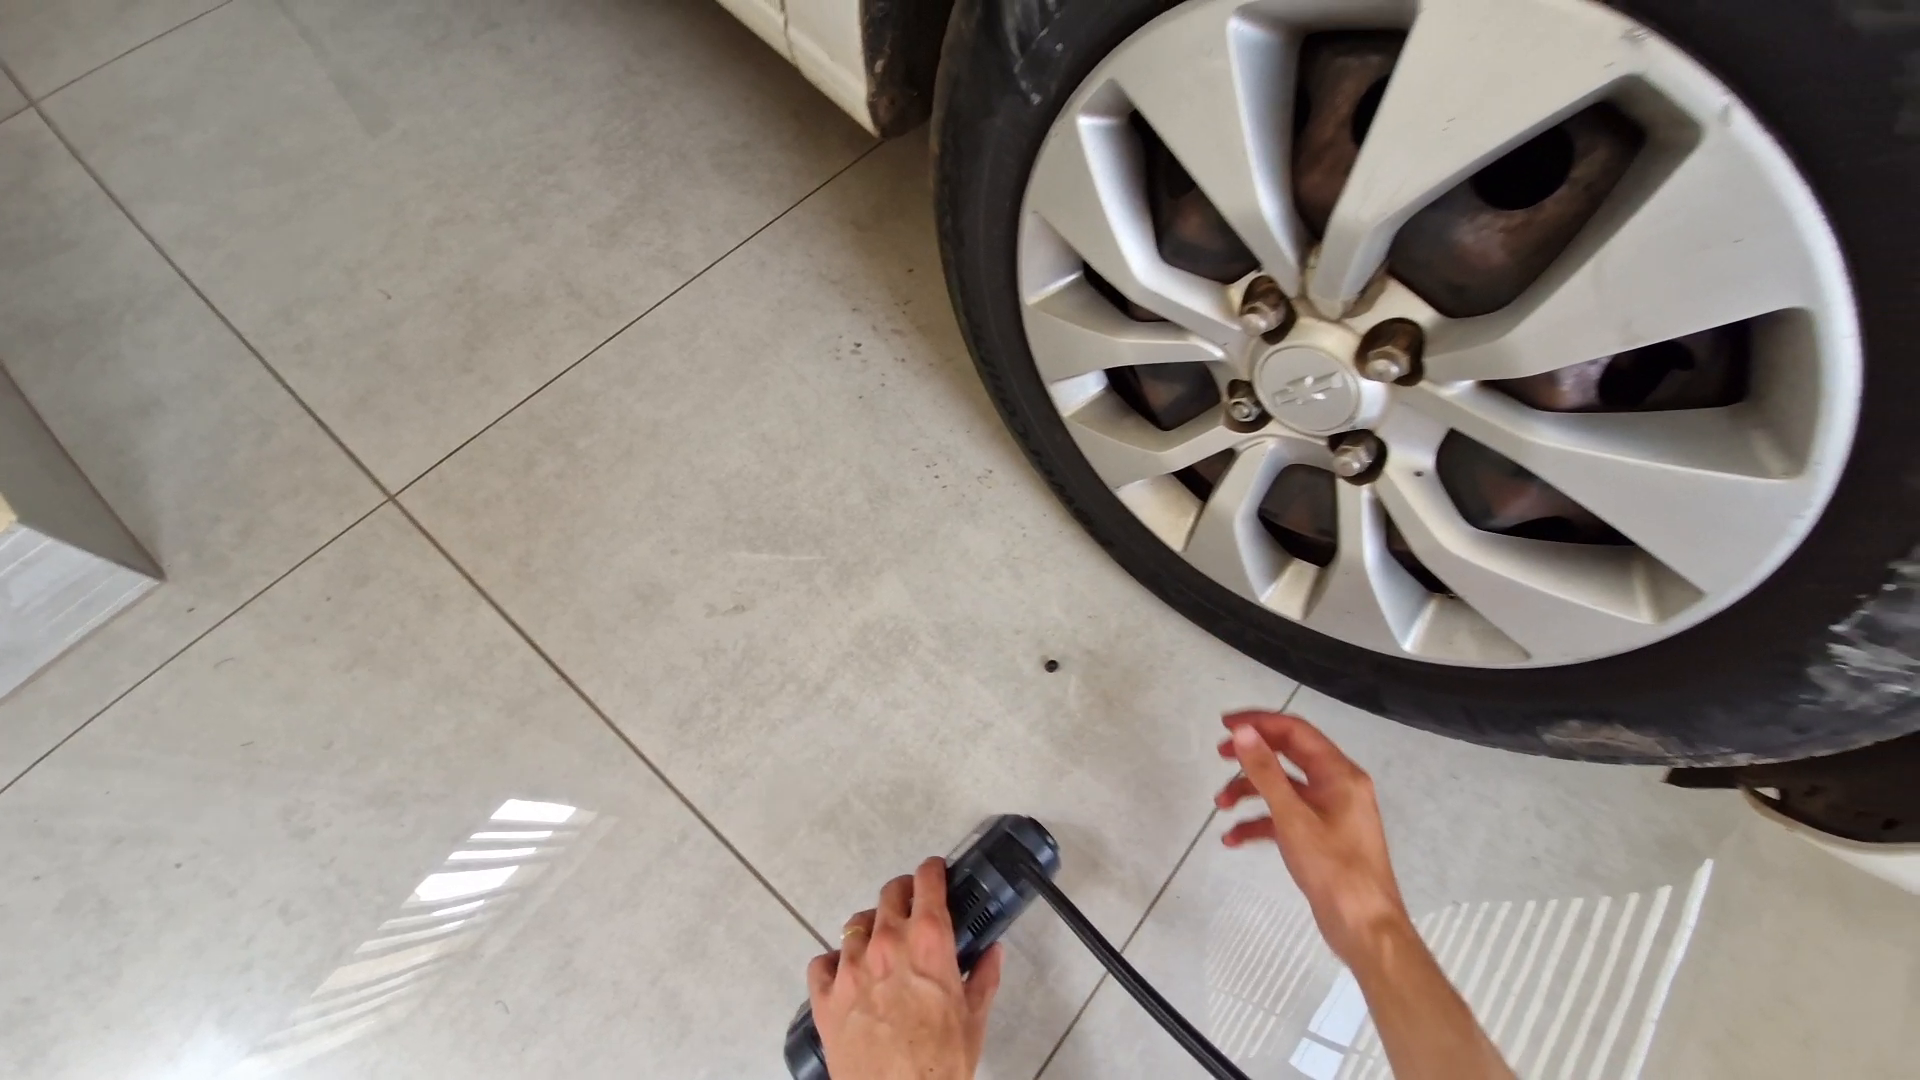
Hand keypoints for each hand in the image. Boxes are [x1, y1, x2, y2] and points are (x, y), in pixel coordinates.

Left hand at [807, 857, 1003, 1079]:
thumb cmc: (943, 1061)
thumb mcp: (974, 1018)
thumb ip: (983, 977)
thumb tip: (993, 952)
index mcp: (928, 940)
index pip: (926, 881)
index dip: (932, 871)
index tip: (934, 871)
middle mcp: (886, 941)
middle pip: (889, 895)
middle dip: (903, 895)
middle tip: (911, 909)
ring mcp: (851, 966)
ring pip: (855, 926)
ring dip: (869, 930)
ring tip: (879, 949)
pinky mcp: (824, 995)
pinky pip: (821, 963)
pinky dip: (833, 965)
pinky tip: (844, 976)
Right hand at [1215, 711, 1412, 967]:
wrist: (1366, 929)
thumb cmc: (1333, 868)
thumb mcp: (1293, 817)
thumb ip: (1266, 771)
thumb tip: (1243, 732)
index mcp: (1339, 773)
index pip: (1295, 731)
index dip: (1259, 723)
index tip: (1225, 725)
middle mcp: (1337, 786)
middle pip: (1288, 755)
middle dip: (1251, 755)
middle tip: (1219, 755)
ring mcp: (1329, 812)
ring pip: (1283, 787)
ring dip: (1249, 791)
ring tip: (1220, 804)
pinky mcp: (1320, 836)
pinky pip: (1284, 817)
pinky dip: (1258, 822)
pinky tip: (1233, 838)